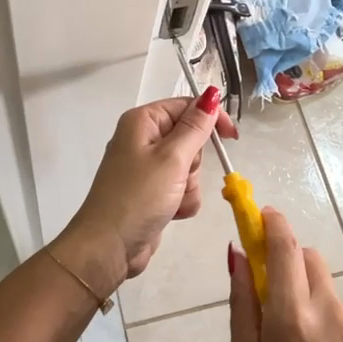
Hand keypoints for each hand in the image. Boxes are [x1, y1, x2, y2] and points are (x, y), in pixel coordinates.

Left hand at [51, 88, 239, 298]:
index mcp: (142, 121)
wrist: (110, 247)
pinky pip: (181, 189)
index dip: (210, 119)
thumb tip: (211, 94)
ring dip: (189, 186)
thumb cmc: (139, 196)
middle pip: (189, 139)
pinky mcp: (152, 192)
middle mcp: (143, 139)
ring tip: (173, 200)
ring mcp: (147, 168)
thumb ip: (195, 127)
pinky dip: (183, 201)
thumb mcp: (172, 158)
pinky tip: (172, 214)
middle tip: (181, 175)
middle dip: (194, 162)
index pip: (185, 106)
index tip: (232, 137)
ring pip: (189, 167)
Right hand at [228, 209, 342, 341]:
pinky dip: (328, 320)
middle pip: (309, 258)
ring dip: (309, 295)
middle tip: (274, 289)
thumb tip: (239, 254)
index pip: (285, 248)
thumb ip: (242, 302)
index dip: (273, 223)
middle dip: (289, 261)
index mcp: (292, 319)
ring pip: (326, 287)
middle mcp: (329, 312)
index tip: (262, 213)